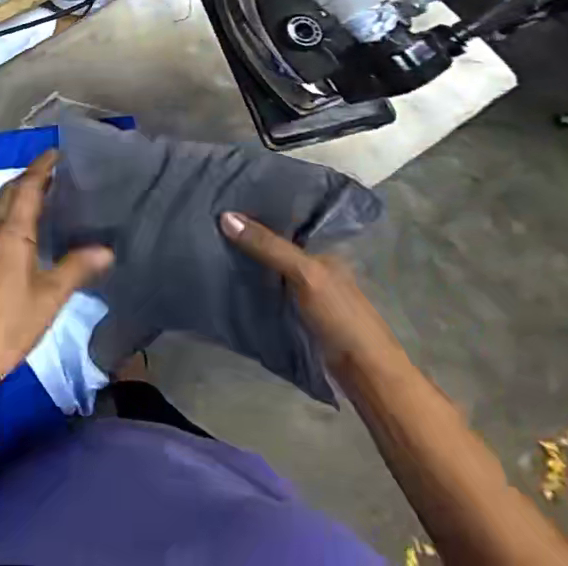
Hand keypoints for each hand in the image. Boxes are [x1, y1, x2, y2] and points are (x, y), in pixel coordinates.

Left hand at [0, 153, 113, 405]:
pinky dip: (9, 214)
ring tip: (44, 195)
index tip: (59, 152)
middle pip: (8, 193)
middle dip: (30, 178)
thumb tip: (108, 249)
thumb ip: (78, 267)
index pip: (27, 187)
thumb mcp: (51, 296)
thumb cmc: (6, 324)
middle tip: (57, 173)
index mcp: (11, 231)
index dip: (42, 167)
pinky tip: (23, 230)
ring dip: (17, 195)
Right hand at [219, 211, 401, 373]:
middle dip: (246, 233)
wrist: (362, 371)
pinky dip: (247, 283)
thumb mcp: (304, 273)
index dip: (259, 207)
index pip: (286, 217)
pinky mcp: (291, 312)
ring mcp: (300, 288)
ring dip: (243, 258)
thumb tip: (225, 217)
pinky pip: (265, 290)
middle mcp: (310, 262)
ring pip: (267, 266)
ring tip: (206, 239)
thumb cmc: (339, 314)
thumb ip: (268, 246)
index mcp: (321, 245)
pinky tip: (222, 276)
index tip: (224, 196)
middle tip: (206, 216)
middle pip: (273, 242)